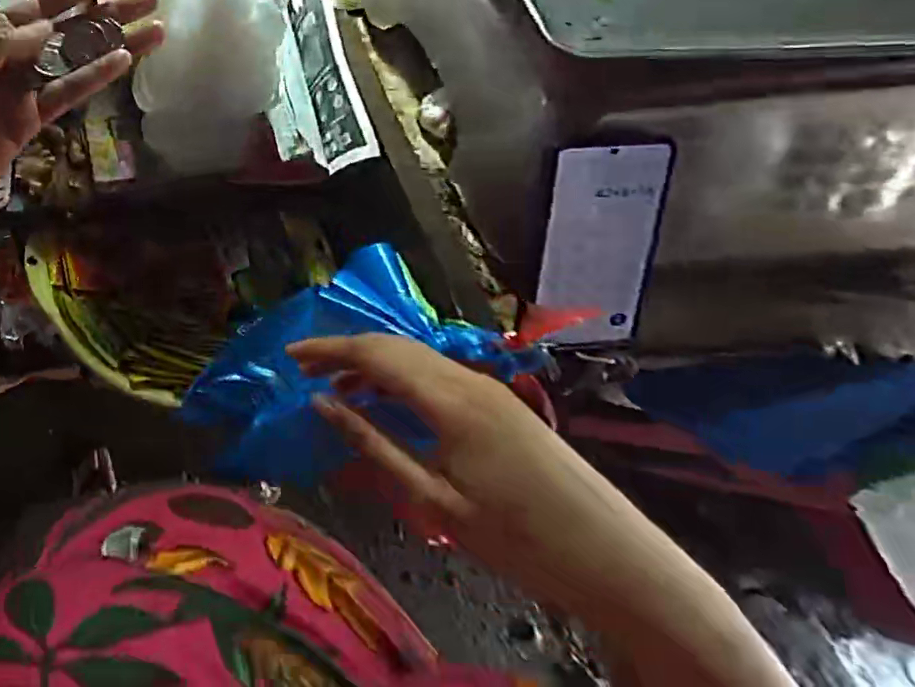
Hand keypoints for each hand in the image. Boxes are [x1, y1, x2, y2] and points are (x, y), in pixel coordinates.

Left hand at [0, 0, 162, 215]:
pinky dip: (93, 79)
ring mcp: (18, 91)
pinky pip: (65, 95)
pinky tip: (123, 62)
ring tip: (153, 28)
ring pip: (72, 60)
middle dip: (101, 13)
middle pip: (61, 29)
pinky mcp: (28, 123)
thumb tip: (44, 25)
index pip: (31, 7)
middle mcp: (4, 59)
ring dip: (110, 44)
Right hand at [288, 335, 723, 621]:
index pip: (373, 354)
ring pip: (414, 356)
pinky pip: (436, 373)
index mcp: (450, 402)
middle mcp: (470, 382)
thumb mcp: (434, 500)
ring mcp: (491, 390)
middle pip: (392, 346)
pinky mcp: (503, 404)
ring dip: (370, 363)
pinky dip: (399, 377)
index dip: (326, 350)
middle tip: (304, 369)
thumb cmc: (522, 542)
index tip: (288, 356)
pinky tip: (385, 400)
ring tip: (336, 386)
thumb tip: (320, 403)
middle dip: (343, 351)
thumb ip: (372, 443)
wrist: (626, 569)